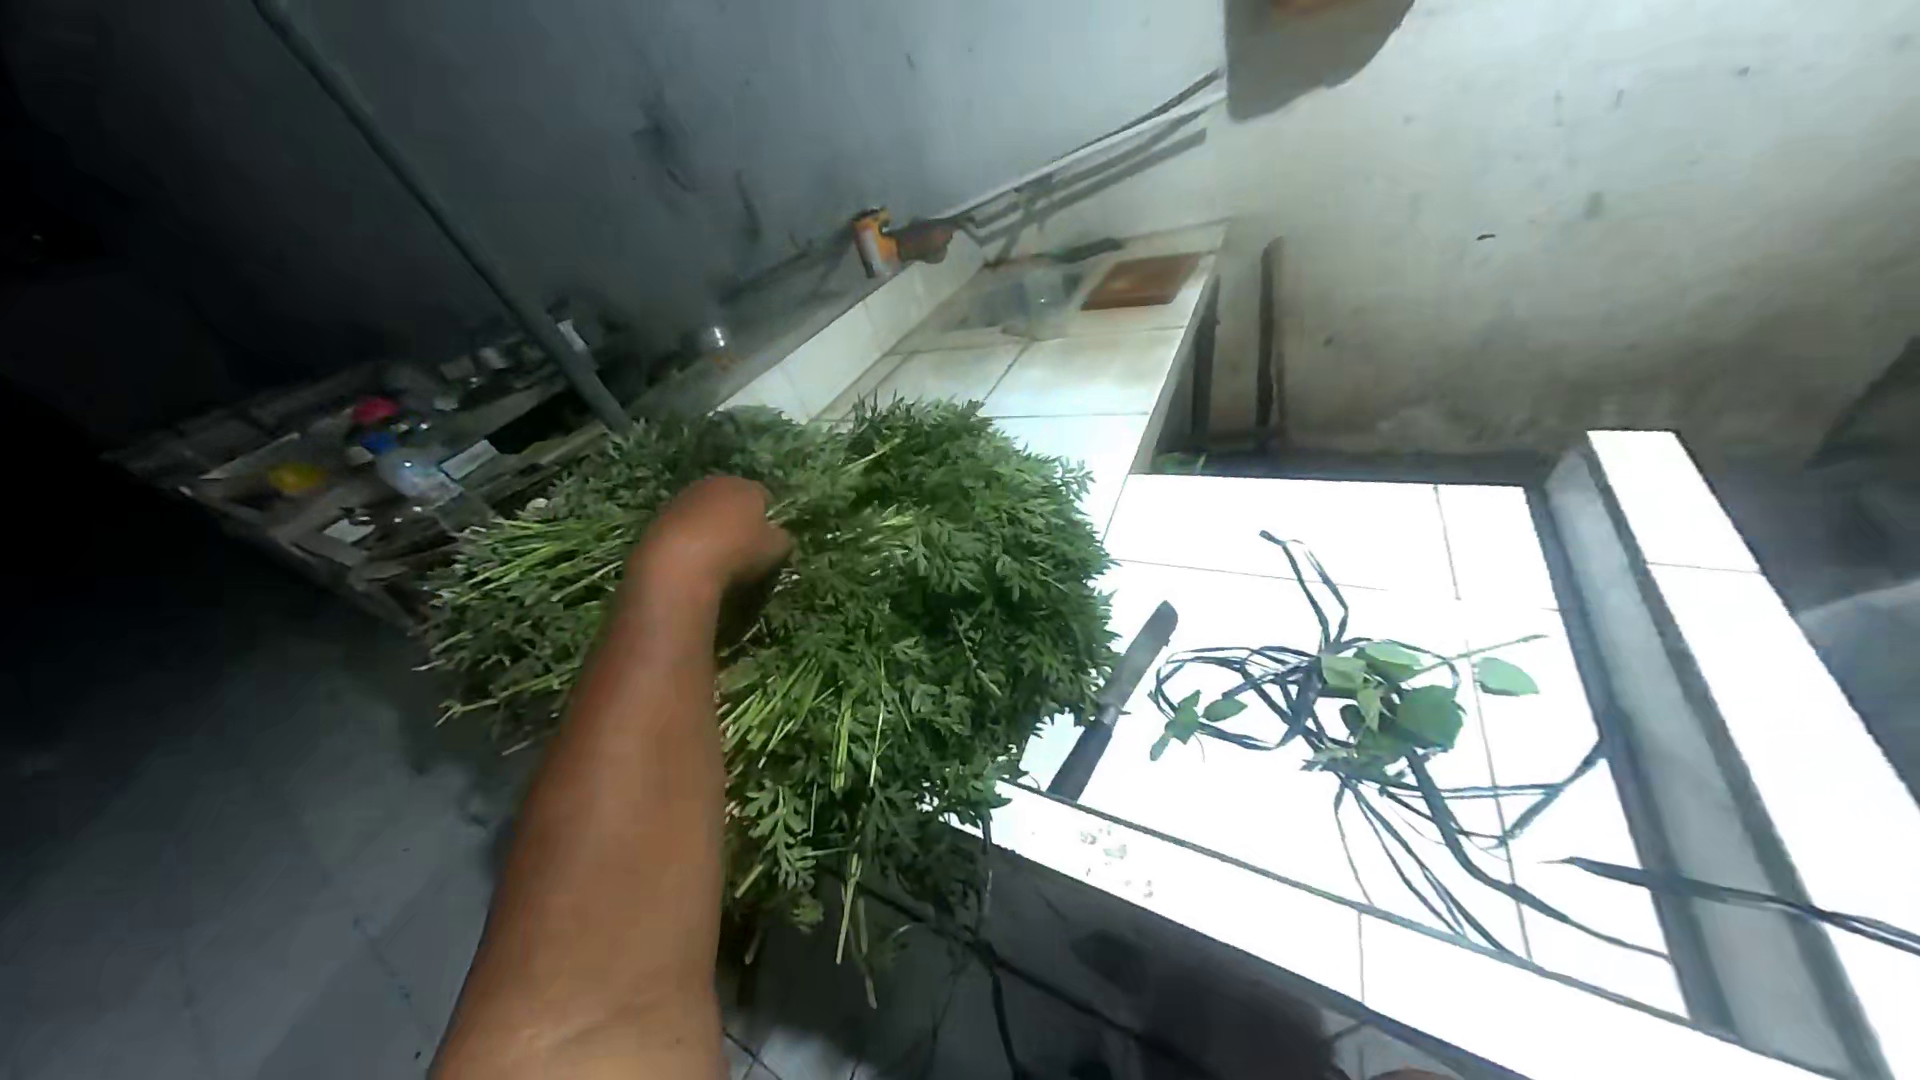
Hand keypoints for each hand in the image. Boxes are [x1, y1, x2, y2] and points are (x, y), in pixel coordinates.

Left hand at [630, 475, 791, 593]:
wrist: (678, 565)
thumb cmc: (738, 552)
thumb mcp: (776, 549)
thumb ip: (783, 538)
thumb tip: (780, 536)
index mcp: (744, 486)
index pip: (764, 495)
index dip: (769, 517)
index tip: (769, 540)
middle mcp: (712, 484)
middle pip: (731, 500)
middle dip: (738, 519)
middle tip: (744, 548)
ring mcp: (681, 500)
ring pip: (705, 513)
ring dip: (711, 530)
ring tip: (716, 559)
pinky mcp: (657, 519)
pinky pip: (683, 529)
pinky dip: (689, 542)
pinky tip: (692, 563)